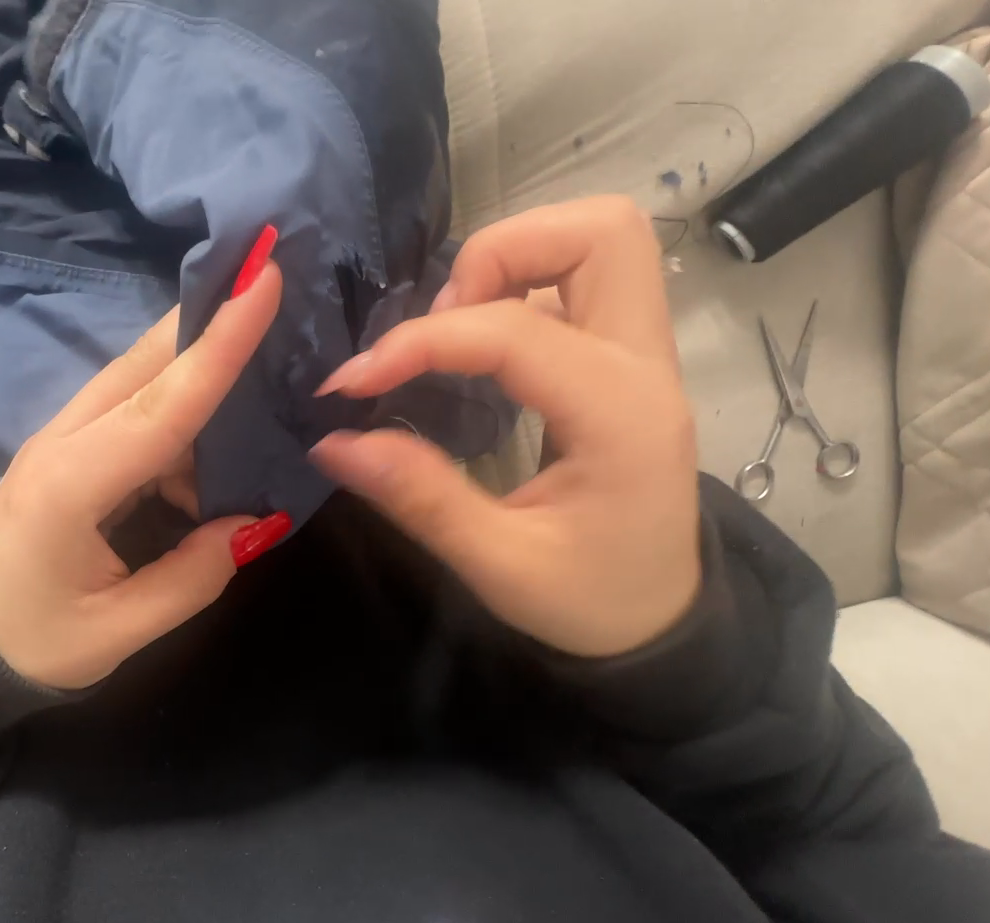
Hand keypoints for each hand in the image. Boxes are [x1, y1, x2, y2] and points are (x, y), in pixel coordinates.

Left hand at [0, 234, 288, 688]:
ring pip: (138, 384)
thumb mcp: (120, 630)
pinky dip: (182, 418)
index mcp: (70, 489)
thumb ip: (194, 576)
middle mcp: (60, 445)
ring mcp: (58, 441)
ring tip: (267, 374)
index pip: (159, 408)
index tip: (261, 279)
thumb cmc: (34, 644)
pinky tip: (219, 444)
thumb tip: (257, 520)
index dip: (217, 347)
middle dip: (207, 322)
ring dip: (199, 372)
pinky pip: (133, 414)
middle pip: (143, 368)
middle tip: (271, 281)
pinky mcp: (67, 450)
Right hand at [309, 197, 699, 657]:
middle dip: (497, 256)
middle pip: (599, 232)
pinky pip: (583, 279)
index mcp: (619, 417)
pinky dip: (520, 285)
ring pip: (599, 240)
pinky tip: (474, 345)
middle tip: (436, 326)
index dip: (419, 342)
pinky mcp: (624, 362)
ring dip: (513, 261)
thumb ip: (418, 496)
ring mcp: (643, 357)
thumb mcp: (496, 564)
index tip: (351, 384)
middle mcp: (644, 365)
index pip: (515, 331)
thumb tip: (331, 442)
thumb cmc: (586, 601)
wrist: (657, 622)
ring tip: (452, 330)